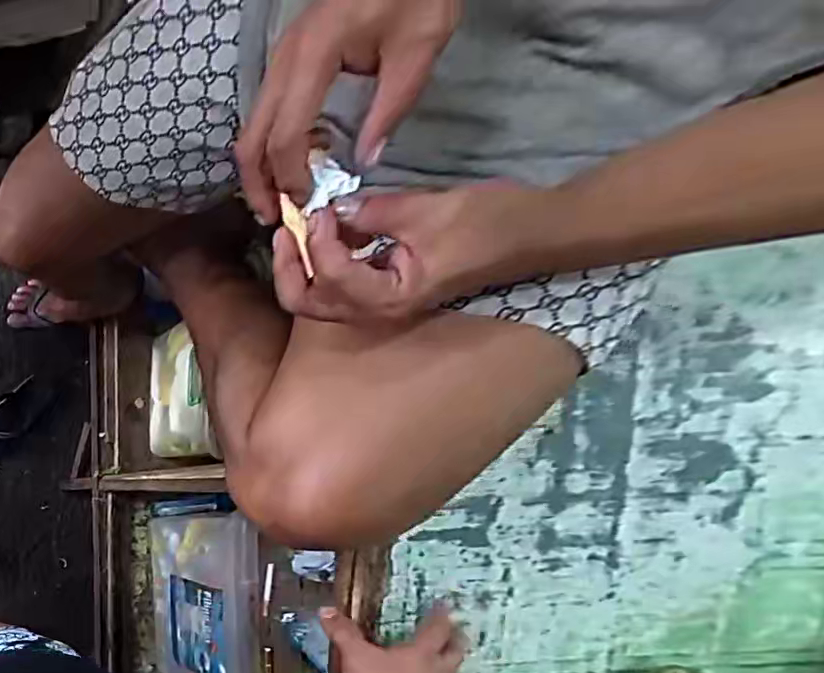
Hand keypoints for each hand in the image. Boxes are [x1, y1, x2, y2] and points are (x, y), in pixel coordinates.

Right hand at [236, 0, 459, 223]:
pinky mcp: (283, 63)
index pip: (285, 137)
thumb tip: (366, 162)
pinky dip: (268, 149)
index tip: (305, 202)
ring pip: (250, 132)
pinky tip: (288, 163)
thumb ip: (391, 107)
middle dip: (257, 185)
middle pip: (251, 141)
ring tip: (276, 197)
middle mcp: (282, 63)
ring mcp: (277, 62)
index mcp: (312, 58)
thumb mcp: (421, 43)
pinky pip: (263, 118)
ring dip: (259, 170)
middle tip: (271, 216)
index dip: (290, 177)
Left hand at [270, 181, 539, 322]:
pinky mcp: (376, 296)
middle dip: (286, 268)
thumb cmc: (492, 222)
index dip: (317, 241)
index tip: (320, 210)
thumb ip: (375, 212)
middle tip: (285, 232)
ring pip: (312, 298)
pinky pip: (332, 288)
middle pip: (304, 301)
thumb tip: (335, 208)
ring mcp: (371, 308)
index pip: (329, 275)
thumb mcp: (430, 210)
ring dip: (297, 267)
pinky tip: (325, 236)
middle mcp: (371, 312)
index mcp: (385, 299)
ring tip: (299, 231)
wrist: (539, 234)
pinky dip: (319, 266)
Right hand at [319, 605, 464, 672]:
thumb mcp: (356, 656)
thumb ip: (343, 634)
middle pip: (454, 650)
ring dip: (449, 663)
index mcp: (422, 651)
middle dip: (455, 639)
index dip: (440, 616)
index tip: (445, 605)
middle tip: (456, 632)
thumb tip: (326, 609)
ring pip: (450, 671)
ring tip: (443, 659)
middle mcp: (437, 668)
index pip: (436, 628)